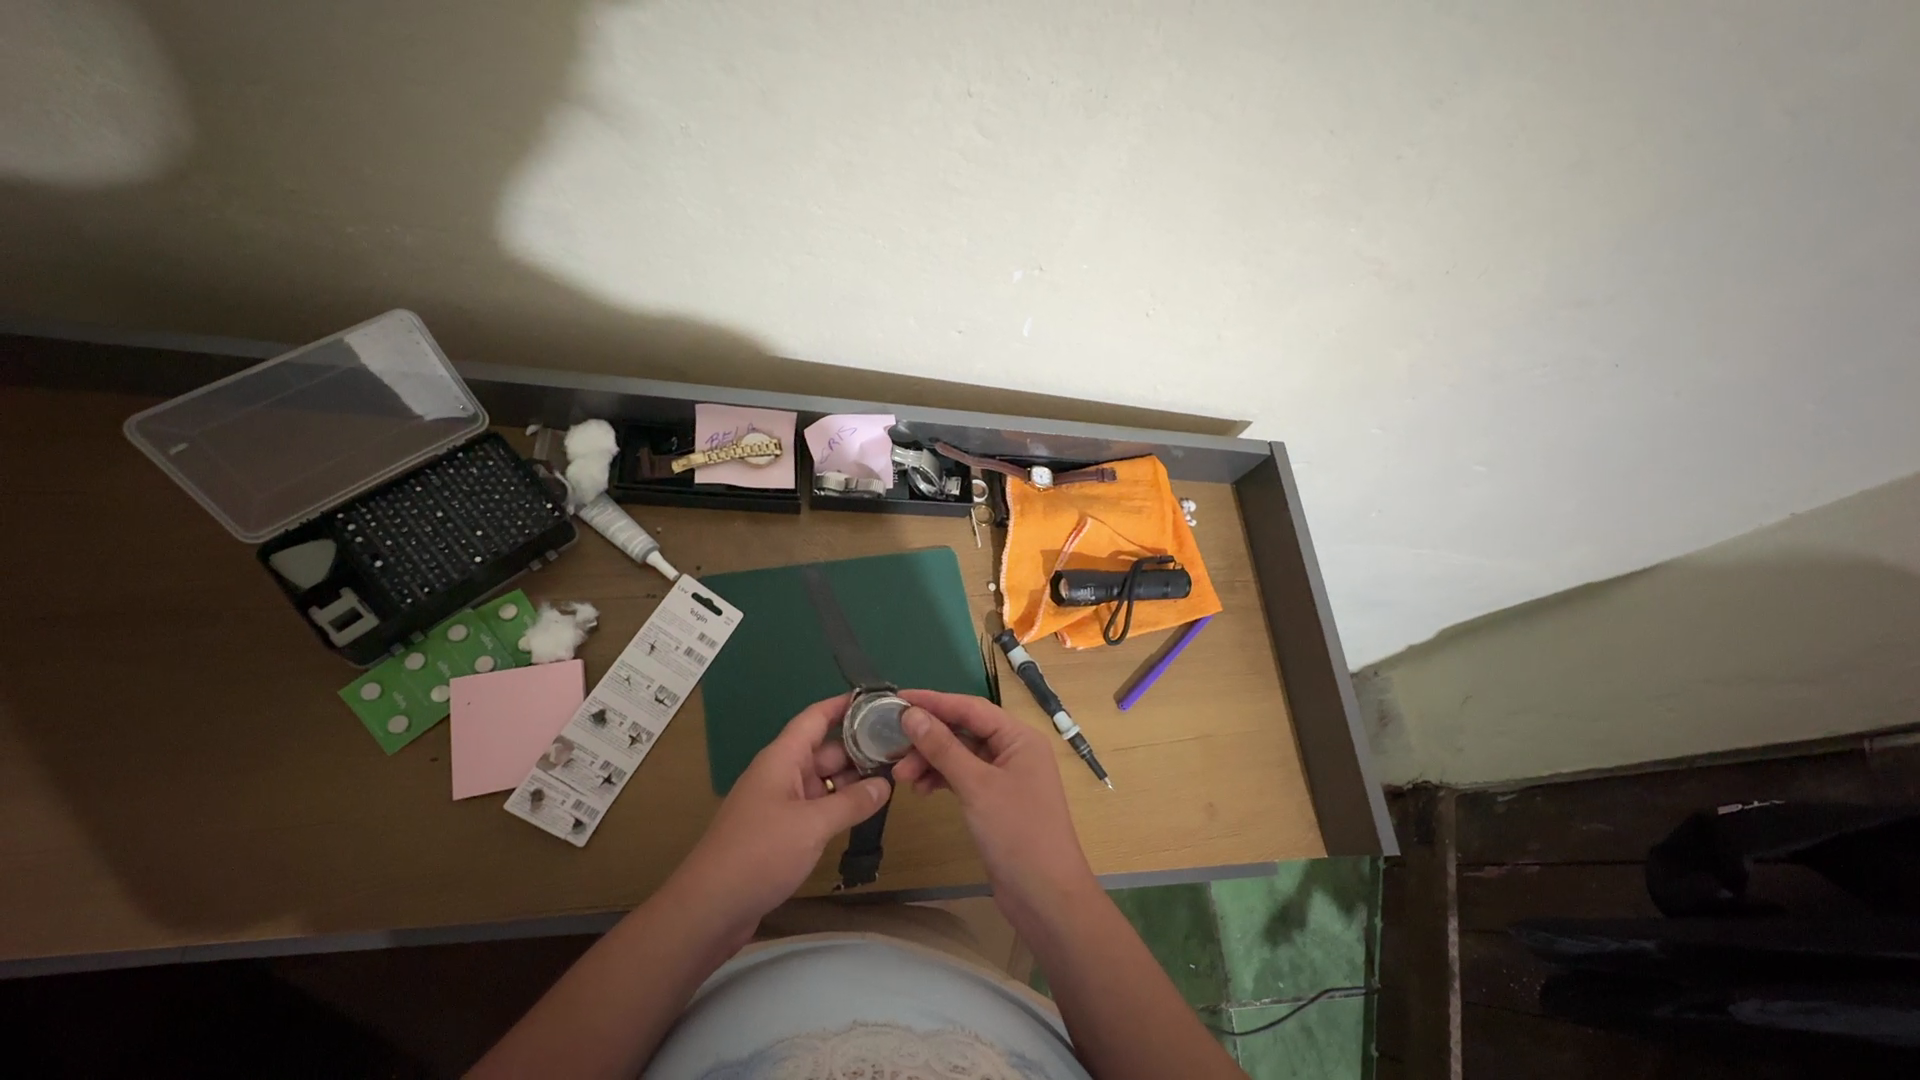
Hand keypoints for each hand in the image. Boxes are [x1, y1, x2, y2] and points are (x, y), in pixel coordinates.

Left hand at [667, 693, 891, 939]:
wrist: (710, 908)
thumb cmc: (760, 853)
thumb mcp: (812, 825)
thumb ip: (852, 802)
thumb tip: (885, 784)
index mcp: (782, 759)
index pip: (815, 718)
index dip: (843, 705)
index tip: (878, 699)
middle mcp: (780, 774)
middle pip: (825, 751)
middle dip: (860, 750)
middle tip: (902, 752)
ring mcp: (779, 804)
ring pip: (822, 782)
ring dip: (852, 782)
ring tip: (894, 781)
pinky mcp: (780, 832)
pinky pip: (815, 807)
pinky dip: (838, 807)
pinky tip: (865, 813)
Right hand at [891, 690, 1098, 921]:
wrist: (1045, 895)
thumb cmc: (1017, 833)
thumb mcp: (976, 786)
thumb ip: (943, 748)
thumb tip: (911, 714)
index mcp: (1019, 737)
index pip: (970, 708)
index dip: (933, 702)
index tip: (896, 699)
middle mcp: (1014, 750)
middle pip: (964, 731)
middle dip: (928, 738)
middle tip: (891, 748)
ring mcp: (1005, 777)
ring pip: (960, 756)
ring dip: (931, 761)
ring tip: (901, 777)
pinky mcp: (995, 801)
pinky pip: (963, 778)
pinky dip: (941, 780)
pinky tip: (920, 790)